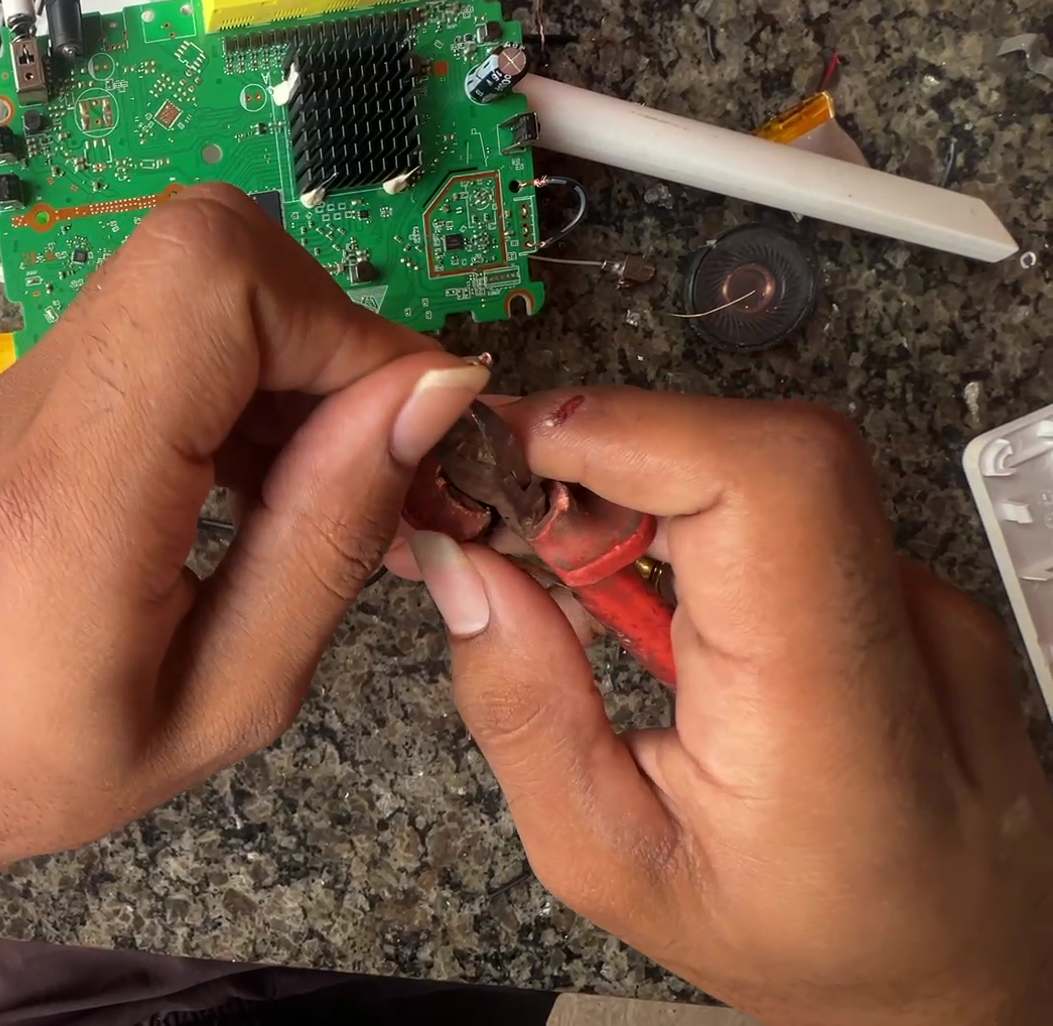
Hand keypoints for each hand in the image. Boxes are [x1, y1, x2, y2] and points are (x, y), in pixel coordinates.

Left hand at [0, 184, 490, 936]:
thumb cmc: (62, 763)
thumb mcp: (231, 697)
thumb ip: (325, 538)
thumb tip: (424, 395)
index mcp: (72, 499)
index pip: (205, 282)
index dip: (329, 324)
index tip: (393, 421)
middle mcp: (22, 412)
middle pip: (195, 251)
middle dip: (313, 330)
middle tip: (356, 449)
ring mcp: (6, 392)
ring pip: (175, 279)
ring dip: (273, 354)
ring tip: (301, 475)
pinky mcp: (13, 396)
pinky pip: (143, 329)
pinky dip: (223, 372)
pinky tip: (240, 469)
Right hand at [403, 388, 1052, 1023]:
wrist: (944, 979)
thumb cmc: (782, 940)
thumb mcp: (598, 856)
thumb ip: (520, 710)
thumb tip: (459, 568)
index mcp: (834, 716)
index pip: (768, 483)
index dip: (625, 430)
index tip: (507, 448)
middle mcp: (901, 626)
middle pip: (744, 449)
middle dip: (584, 449)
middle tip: (480, 498)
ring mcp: (908, 596)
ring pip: (737, 460)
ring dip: (602, 474)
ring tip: (518, 540)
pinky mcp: (879, 583)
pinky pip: (746, 495)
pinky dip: (640, 500)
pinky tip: (586, 560)